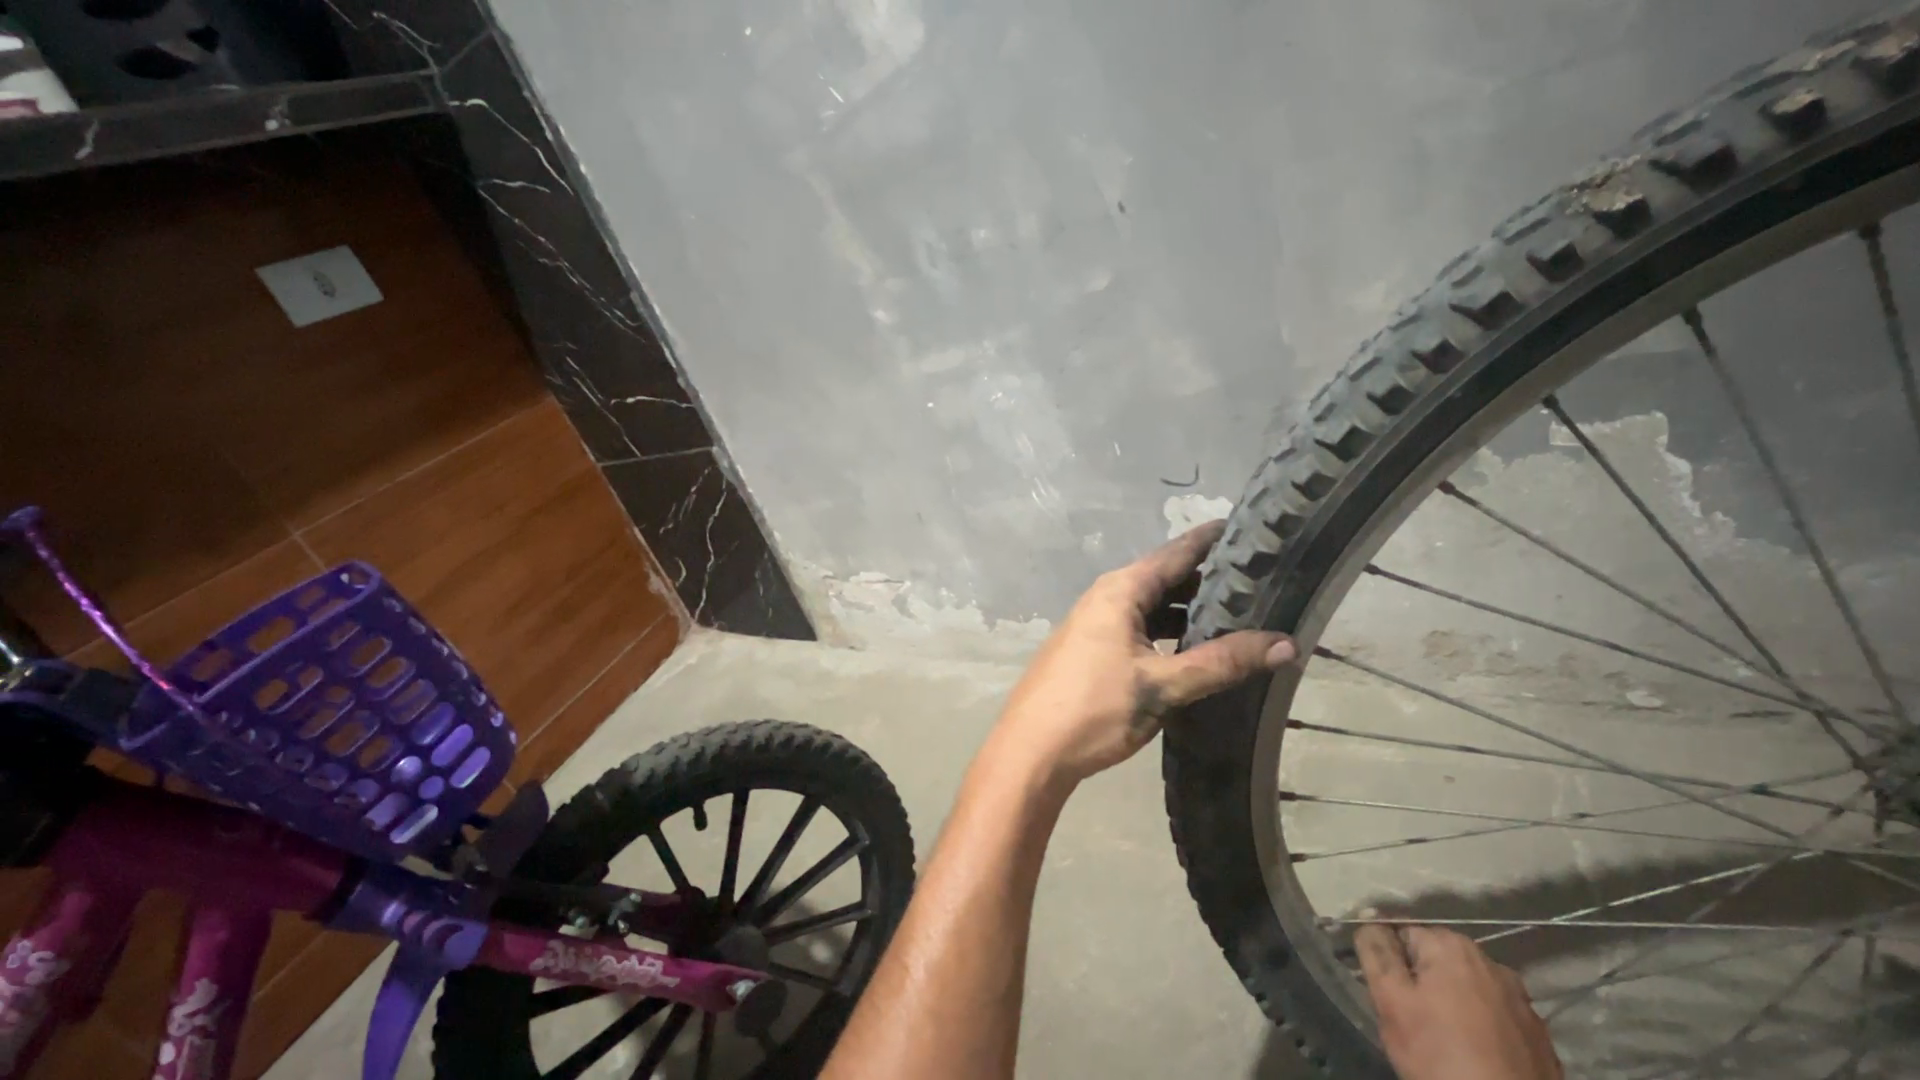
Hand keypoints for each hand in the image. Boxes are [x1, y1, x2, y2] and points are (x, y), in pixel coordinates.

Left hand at [988, 521, 1295, 786]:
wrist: (1030, 753)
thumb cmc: (1093, 710)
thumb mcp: (1163, 686)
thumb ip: (1222, 663)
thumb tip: (1287, 644)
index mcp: (1121, 590)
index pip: (1178, 551)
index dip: (1215, 539)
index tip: (1256, 529)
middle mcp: (1107, 597)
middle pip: (1168, 577)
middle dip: (1212, 579)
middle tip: (1266, 581)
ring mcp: (1097, 624)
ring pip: (1155, 607)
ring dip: (1192, 611)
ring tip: (1243, 616)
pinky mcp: (1095, 650)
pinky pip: (1142, 628)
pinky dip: (1172, 632)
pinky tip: (1198, 650)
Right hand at [1356, 925, 1563, 1079]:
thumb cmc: (1441, 1056)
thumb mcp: (1391, 1002)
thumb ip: (1377, 953)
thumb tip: (1370, 920)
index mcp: (1452, 946)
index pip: (1402, 934)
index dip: (1390, 964)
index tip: (1388, 997)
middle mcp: (1491, 961)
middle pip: (1438, 960)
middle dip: (1422, 983)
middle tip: (1412, 1021)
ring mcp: (1521, 998)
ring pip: (1468, 988)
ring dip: (1453, 1003)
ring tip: (1444, 1042)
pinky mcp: (1537, 1033)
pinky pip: (1496, 1016)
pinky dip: (1482, 1027)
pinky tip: (1476, 1054)